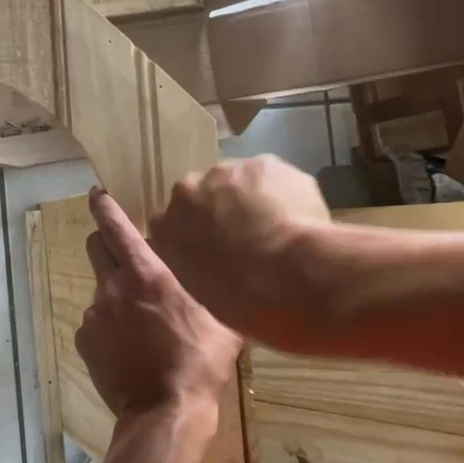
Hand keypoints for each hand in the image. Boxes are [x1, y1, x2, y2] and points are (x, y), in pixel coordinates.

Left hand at [75, 188, 243, 420]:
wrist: (166, 409)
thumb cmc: (200, 359)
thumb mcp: (219, 314)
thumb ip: (203, 282)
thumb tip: (204, 263)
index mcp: (146, 272)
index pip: (114, 225)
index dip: (103, 205)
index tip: (97, 194)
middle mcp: (113, 286)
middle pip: (95, 247)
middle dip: (105, 243)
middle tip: (122, 255)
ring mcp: (94, 313)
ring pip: (99, 289)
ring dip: (114, 294)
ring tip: (138, 322)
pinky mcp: (84, 339)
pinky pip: (94, 322)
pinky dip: (107, 326)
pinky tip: (128, 347)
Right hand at [149, 156, 331, 338]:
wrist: (290, 275)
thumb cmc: (241, 298)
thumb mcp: (199, 294)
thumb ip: (192, 271)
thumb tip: (206, 269)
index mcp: (164, 227)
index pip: (171, 225)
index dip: (194, 236)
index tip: (213, 252)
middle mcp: (186, 191)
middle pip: (202, 195)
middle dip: (219, 211)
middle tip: (246, 239)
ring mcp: (226, 172)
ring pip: (238, 182)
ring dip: (251, 199)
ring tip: (276, 229)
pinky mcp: (265, 163)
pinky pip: (272, 177)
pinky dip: (283, 193)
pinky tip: (299, 219)